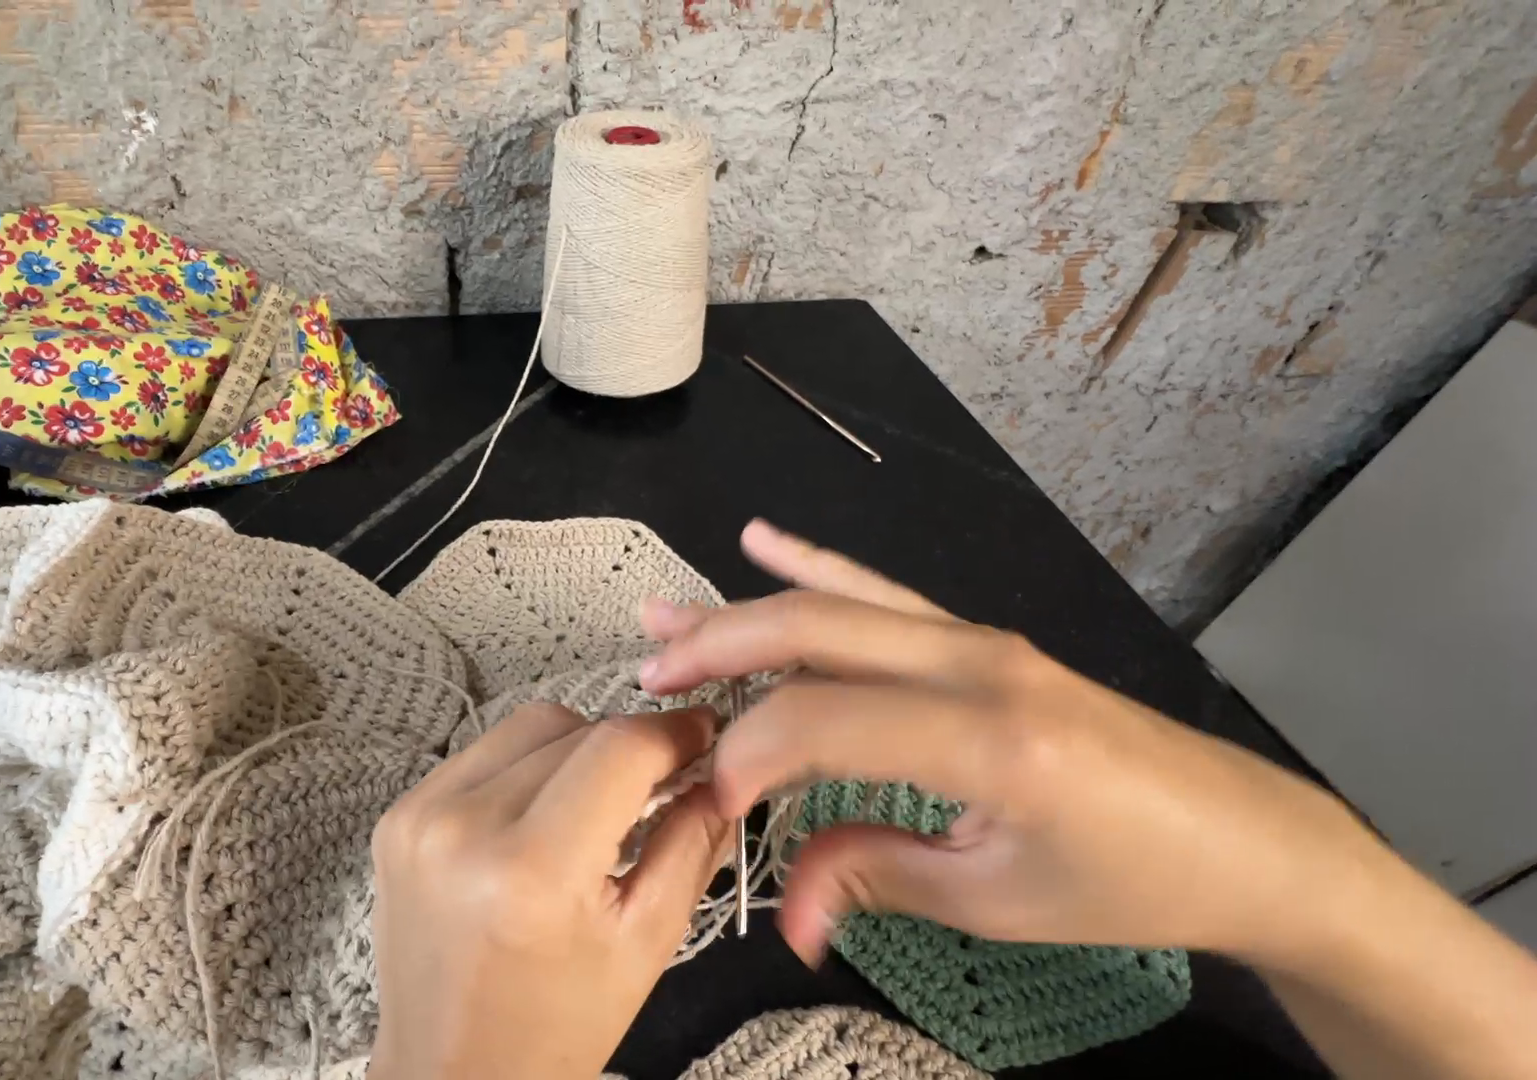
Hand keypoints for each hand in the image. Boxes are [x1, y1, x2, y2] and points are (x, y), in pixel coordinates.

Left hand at [368, 703, 734, 1079]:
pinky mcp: (398, 812)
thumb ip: (692, 843)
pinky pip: (486, 751)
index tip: (707, 732)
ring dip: (578, 747)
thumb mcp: (646, 944)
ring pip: (530, 727)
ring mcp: (420, 813)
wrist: (447, 1077)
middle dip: (630, 746)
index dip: (672, 730)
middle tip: (659, 779)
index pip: (618, 749)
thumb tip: (721, 770)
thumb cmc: (558, 1028)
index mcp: (533, 870)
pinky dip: (528, 765)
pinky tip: (540, 813)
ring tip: (595, 801)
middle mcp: (464, 825)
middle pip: (576, 729)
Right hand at [637, 519, 1389, 968]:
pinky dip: (814, 561)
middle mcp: (974, 662)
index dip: (747, 754)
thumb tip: (784, 917)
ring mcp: (975, 636)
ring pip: (834, 603)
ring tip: (668, 617)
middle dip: (718, 650)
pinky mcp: (975, 635)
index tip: (711, 798)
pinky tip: (760, 539)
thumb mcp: (995, 902)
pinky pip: (880, 590)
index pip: (821, 718)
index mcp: (986, 738)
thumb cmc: (1130, 883)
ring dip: (743, 609)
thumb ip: (871, 879)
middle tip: (650, 675)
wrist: (1246, 837)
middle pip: (812, 630)